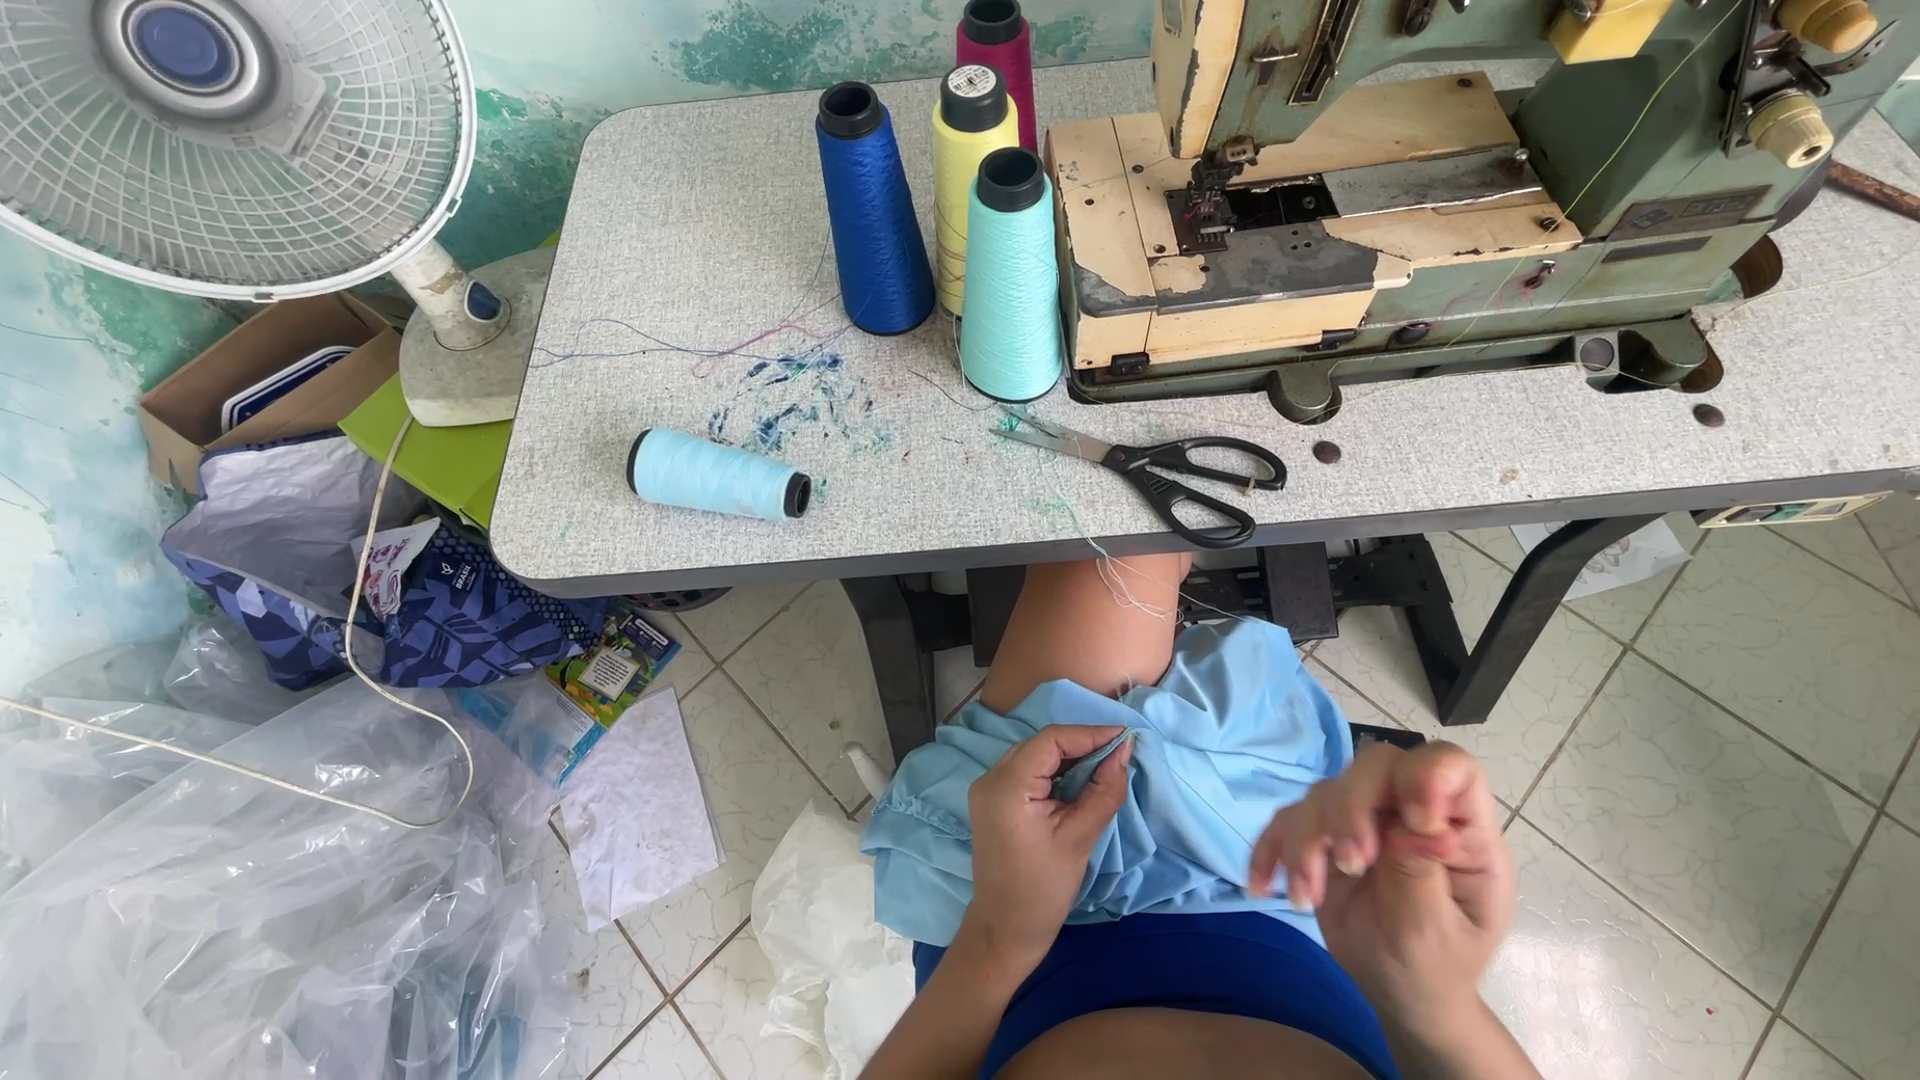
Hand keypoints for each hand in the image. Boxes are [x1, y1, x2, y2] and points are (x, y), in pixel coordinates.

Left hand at [961, 724, 1132, 970]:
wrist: (1005, 929)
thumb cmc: (1044, 889)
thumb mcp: (1081, 837)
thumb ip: (1104, 790)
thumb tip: (1124, 751)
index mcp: (1007, 786)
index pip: (1051, 740)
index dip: (1090, 734)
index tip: (1125, 738)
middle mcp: (990, 778)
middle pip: (1041, 744)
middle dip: (1082, 744)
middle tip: (1120, 753)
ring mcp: (987, 788)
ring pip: (1035, 755)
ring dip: (1069, 757)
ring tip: (1105, 766)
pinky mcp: (992, 799)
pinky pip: (1027, 771)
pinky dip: (1055, 771)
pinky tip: (1079, 781)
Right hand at [1248, 741, 1514, 1035]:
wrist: (1398, 993)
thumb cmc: (1433, 968)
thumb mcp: (1434, 933)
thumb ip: (1420, 874)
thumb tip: (1411, 823)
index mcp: (1462, 831)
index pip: (1450, 767)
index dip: (1428, 775)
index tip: (1413, 821)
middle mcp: (1409, 811)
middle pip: (1376, 767)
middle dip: (1352, 808)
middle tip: (1349, 863)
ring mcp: (1364, 819)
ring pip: (1324, 792)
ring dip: (1306, 841)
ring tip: (1307, 896)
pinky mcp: (1323, 833)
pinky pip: (1287, 819)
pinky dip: (1272, 849)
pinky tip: (1265, 886)